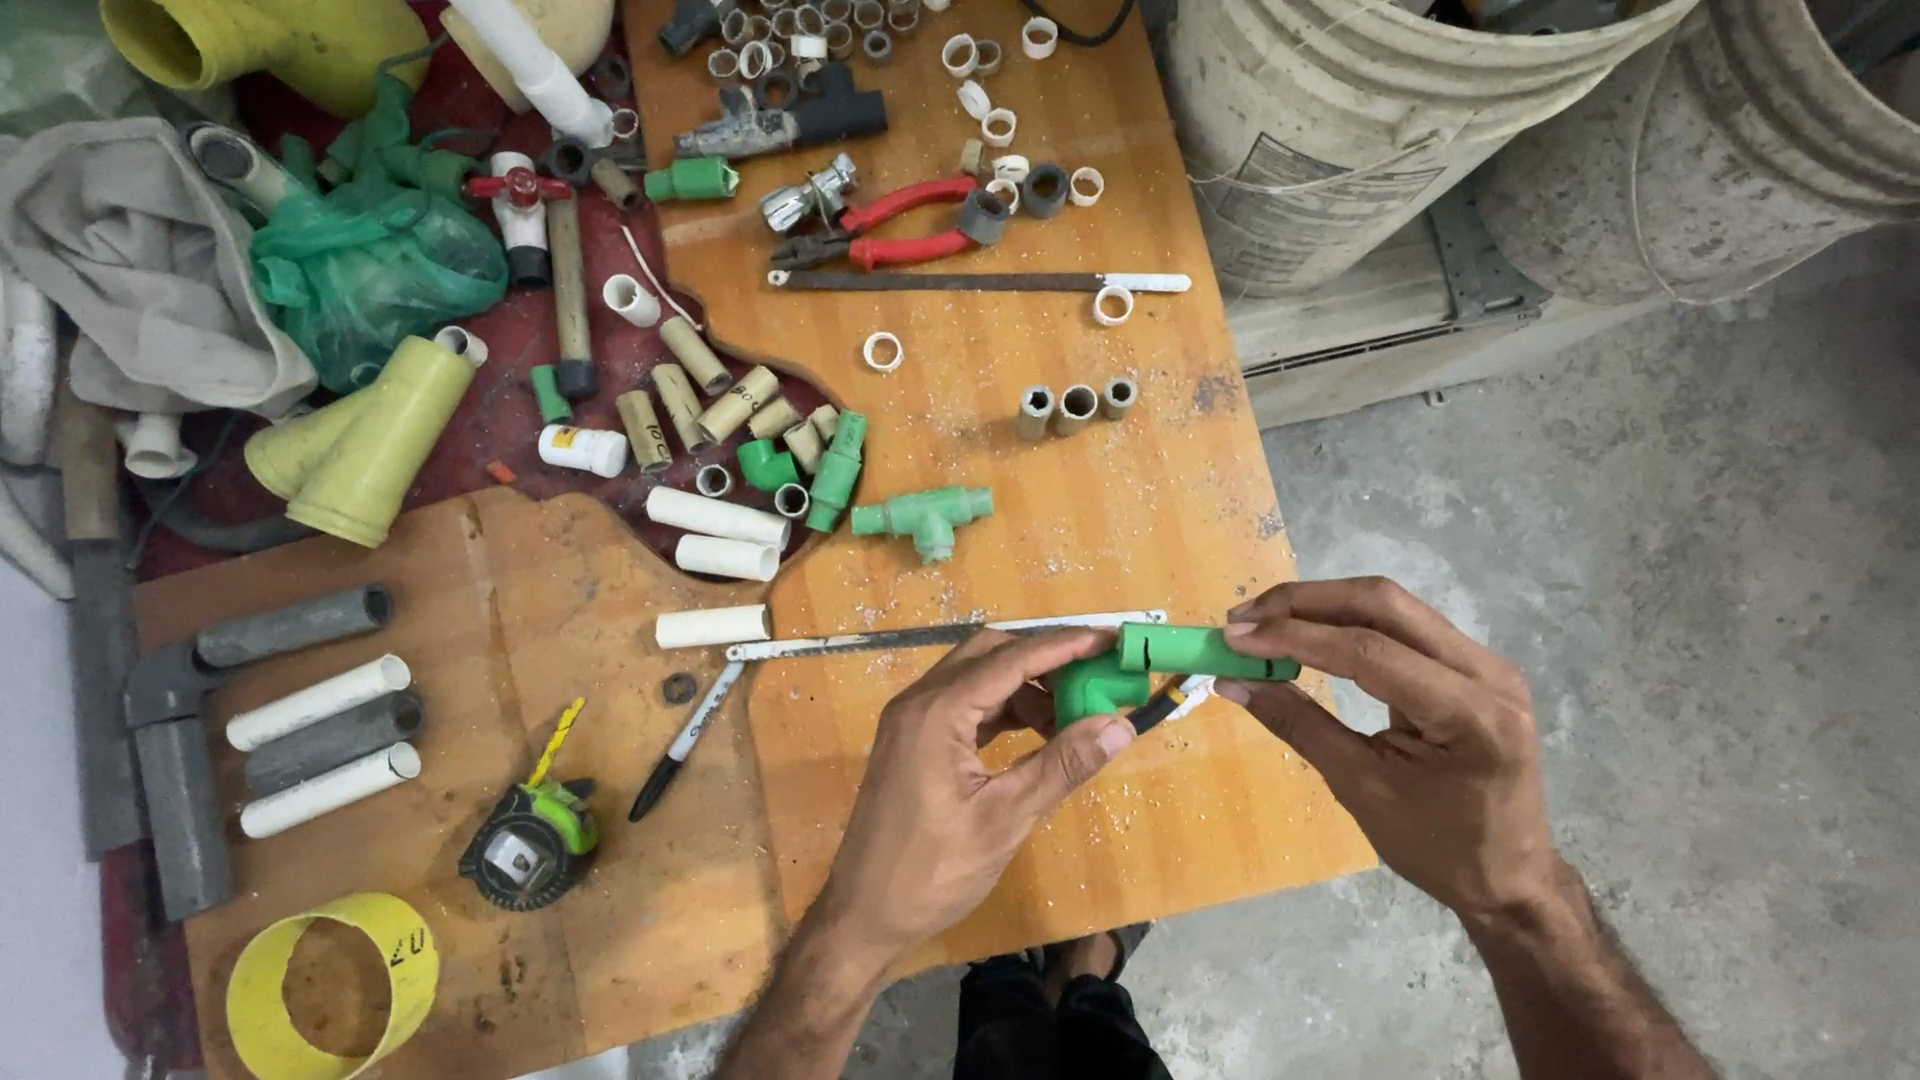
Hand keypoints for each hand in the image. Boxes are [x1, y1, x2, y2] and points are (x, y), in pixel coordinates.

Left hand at [811, 628, 1136, 967]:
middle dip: (1046, 659)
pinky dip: (1005, 709)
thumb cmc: (932, 872)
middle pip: (991, 654)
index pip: (1012, 659)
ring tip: (1075, 715)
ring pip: (978, 677)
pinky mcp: (914, 739)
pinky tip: (1038, 732)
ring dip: (1027, 687)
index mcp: (937, 712)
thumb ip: (1062, 765)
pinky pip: (966, 704)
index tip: (1111, 640)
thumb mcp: (1005, 818)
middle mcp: (920, 701)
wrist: (863, 915)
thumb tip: (1120, 725)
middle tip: (1095, 676)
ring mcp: (913, 719)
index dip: (1065, 646)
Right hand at [1218, 578, 1559, 917]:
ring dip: (1318, 605)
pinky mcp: (1468, 663)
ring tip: (1262, 621)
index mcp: (1471, 714)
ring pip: (1388, 604)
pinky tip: (1304, 631)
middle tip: (1243, 620)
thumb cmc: (1435, 845)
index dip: (1294, 636)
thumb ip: (1297, 723)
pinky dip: (1341, 620)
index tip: (1233, 637)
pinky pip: (1398, 623)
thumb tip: (1232, 681)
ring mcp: (1483, 662)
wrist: (1508, 876)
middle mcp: (1487, 672)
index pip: (1369, 650)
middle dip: (1303, 602)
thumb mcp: (1359, 786)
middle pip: (1382, 603)